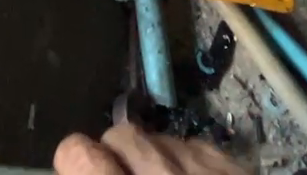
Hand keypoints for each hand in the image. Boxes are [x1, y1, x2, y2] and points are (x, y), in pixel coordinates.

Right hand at [55, 126, 244, 174]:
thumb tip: (85, 163)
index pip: (78, 153)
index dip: (73, 163)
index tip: (77, 172)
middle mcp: (161, 172)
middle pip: (120, 135)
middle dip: (116, 157)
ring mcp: (201, 165)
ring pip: (159, 137)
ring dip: (153, 159)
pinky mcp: (234, 164)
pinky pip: (194, 145)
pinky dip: (188, 163)